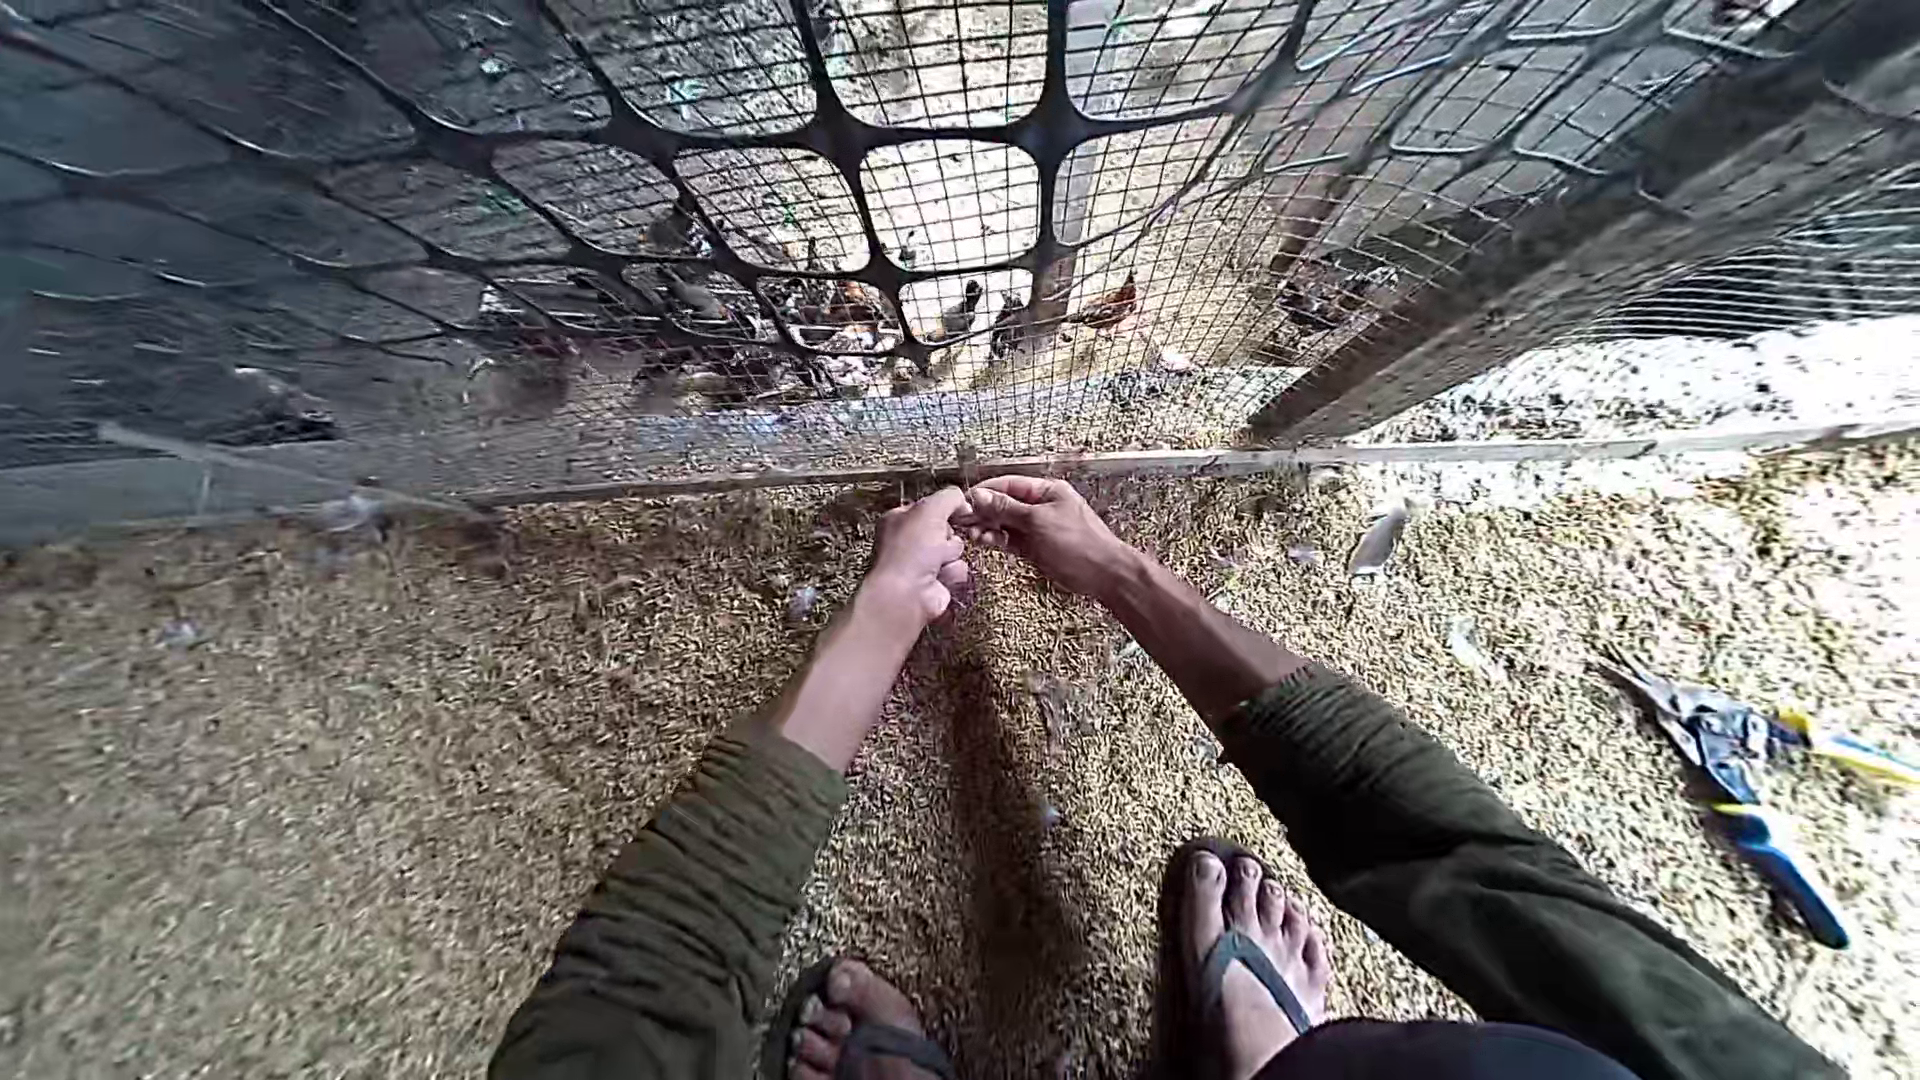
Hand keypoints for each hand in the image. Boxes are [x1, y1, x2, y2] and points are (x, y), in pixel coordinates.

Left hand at [862, 486, 971, 624]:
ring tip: (938, 562)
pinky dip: (953, 572)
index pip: (931, 507)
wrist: (906, 594)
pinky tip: (941, 577)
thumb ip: (949, 497)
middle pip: (946, 528)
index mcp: (900, 519)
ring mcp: (922, 563)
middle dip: (948, 534)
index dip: (947, 508)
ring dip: (951, 553)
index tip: (960, 510)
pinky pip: (957, 569)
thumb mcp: (930, 509)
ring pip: (955, 548)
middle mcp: (909, 541)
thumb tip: (962, 500)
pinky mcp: (936, 582)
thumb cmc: (909, 550)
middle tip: (939, 540)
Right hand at [957, 476, 1136, 597]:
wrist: (1104, 575)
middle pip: (1005, 503)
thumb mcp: (1038, 521)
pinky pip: (1012, 540)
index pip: (1008, 484)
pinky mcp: (1036, 547)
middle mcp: (1041, 506)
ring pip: (1006, 523)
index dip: (985, 491)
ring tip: (973, 533)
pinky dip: (998, 540)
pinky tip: (986, 541)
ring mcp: (1038, 527)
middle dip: (983, 511)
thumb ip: (1006, 508)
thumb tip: (980, 496)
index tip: (965, 501)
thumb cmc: (1079, 544)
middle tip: (962, 520)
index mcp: (1046, 490)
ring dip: (988, 527)